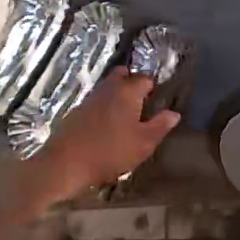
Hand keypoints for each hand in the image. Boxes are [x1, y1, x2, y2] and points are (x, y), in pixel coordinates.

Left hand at [8, 68, 179, 212]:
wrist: (66, 163)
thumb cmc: (111, 152)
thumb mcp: (143, 143)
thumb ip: (160, 126)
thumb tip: (174, 113)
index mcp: (127, 92)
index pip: (145, 79)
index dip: (153, 87)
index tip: (157, 100)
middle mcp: (108, 88)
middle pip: (122, 76)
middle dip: (132, 82)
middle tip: (141, 101)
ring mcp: (90, 98)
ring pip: (107, 87)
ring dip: (116, 94)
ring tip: (126, 115)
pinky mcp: (76, 111)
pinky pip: (96, 101)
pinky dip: (103, 107)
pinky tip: (106, 125)